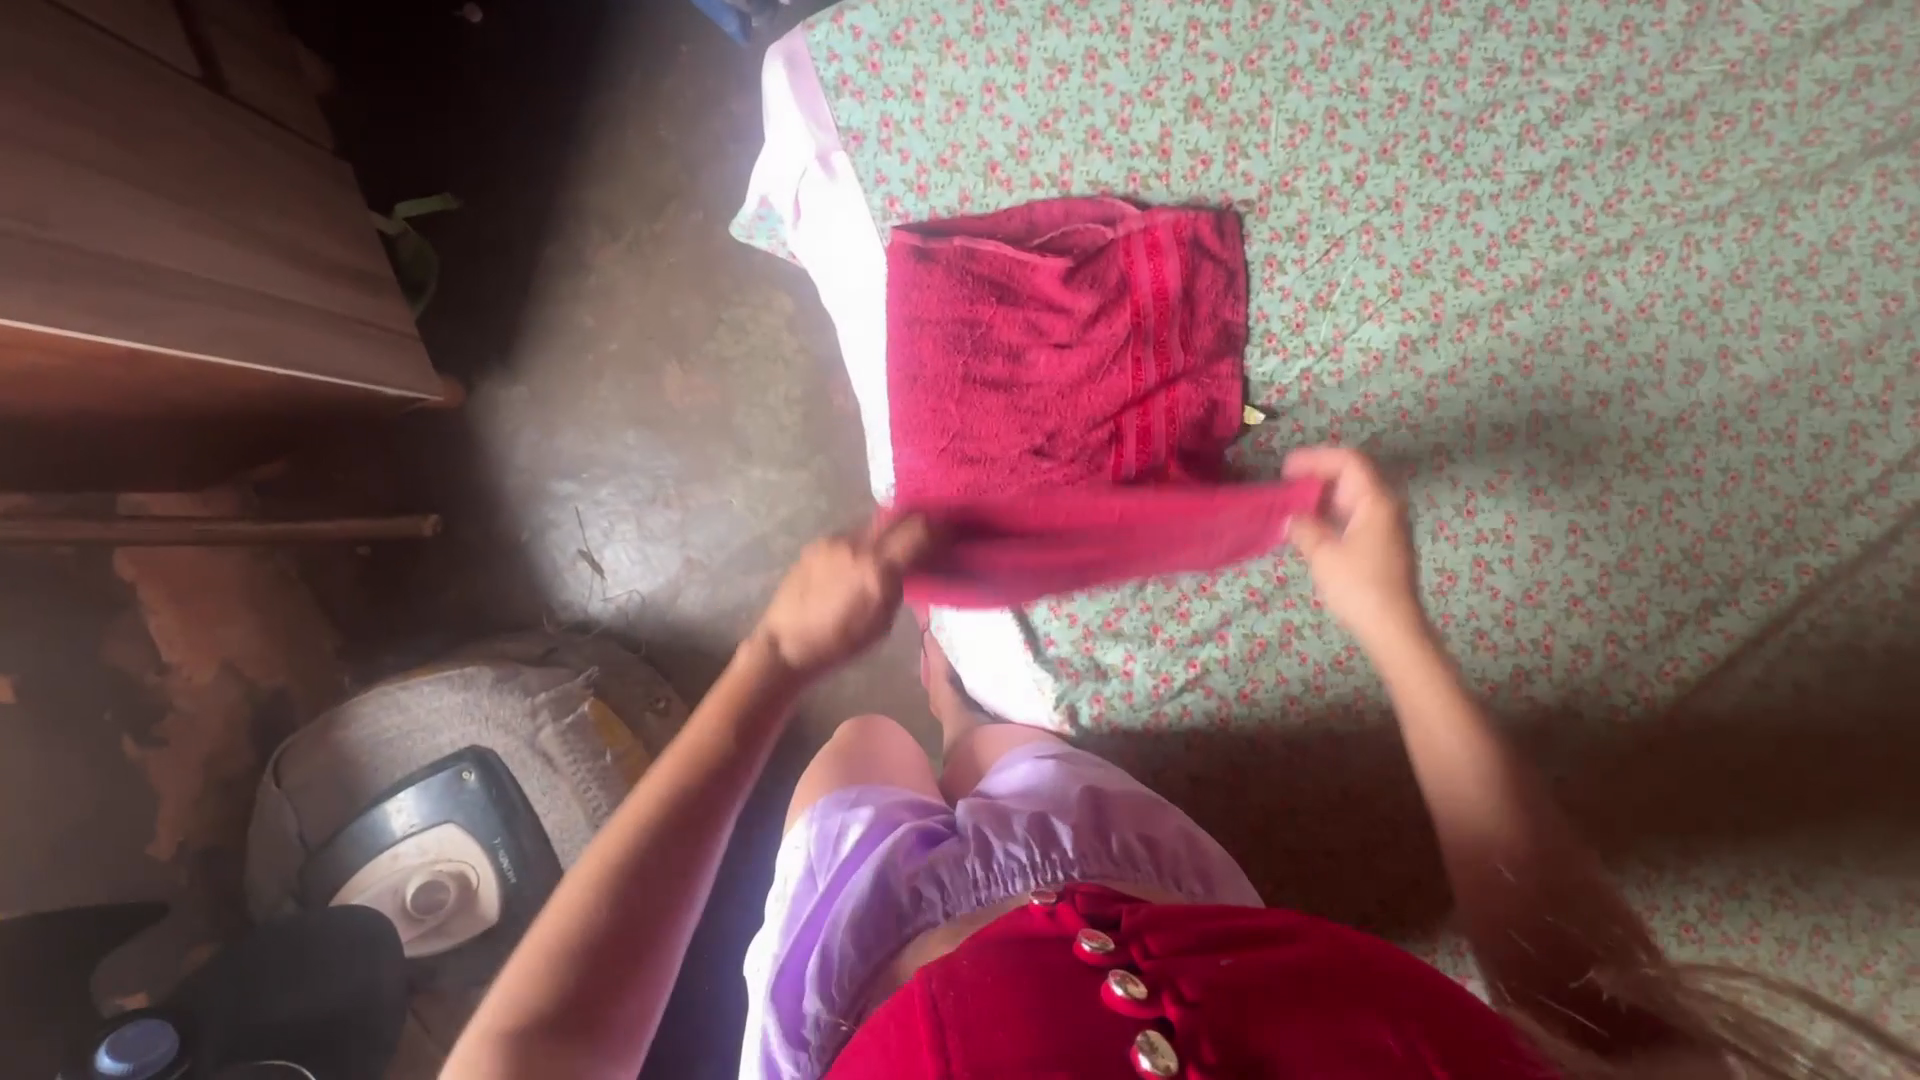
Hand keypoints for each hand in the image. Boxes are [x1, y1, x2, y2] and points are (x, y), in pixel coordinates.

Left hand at [748, 515, 935, 681]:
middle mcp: (856, 545)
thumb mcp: (883, 622)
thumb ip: (899, 585)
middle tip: (931, 532)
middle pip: (898, 515)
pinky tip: (861, 562)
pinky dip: (866, 543)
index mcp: (877, 569)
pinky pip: (852, 535)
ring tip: (894, 550)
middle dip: (919, 521)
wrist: (785, 644)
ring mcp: (833, 541)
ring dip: (890, 532)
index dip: (942, 527)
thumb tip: (910, 565)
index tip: (952, 532)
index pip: (920, 529)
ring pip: (874, 524)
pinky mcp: (817, 544)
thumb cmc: (839, 645)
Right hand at [1283, 446, 1428, 648]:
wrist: (1392, 627)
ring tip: (1292, 505)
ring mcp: (1387, 527)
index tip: (1285, 468)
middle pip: (1353, 477)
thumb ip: (1304, 528)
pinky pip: (1355, 516)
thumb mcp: (1323, 554)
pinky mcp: (1383, 546)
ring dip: (1323, 497)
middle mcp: (1386, 507)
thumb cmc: (1358, 586)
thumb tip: (1293, 519)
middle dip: (1318, 476)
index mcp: (1376, 501)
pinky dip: (1331, 515)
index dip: (1315, 459)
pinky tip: (1311, 528)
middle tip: (1285, 485)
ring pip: (1353, 498)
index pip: (1348, 462)